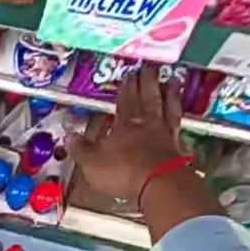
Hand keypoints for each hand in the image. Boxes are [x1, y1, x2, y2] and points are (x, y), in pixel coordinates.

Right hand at [68, 67, 219, 241]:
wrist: (157, 183)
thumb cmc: (122, 171)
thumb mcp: (92, 163)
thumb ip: (81, 149)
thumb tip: (68, 136)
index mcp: (125, 124)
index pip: (126, 100)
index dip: (127, 87)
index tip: (129, 73)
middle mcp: (146, 122)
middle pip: (148, 96)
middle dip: (147, 81)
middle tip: (149, 68)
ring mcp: (164, 132)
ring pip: (167, 105)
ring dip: (169, 92)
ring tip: (171, 80)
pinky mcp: (176, 144)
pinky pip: (178, 123)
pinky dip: (180, 114)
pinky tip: (180, 110)